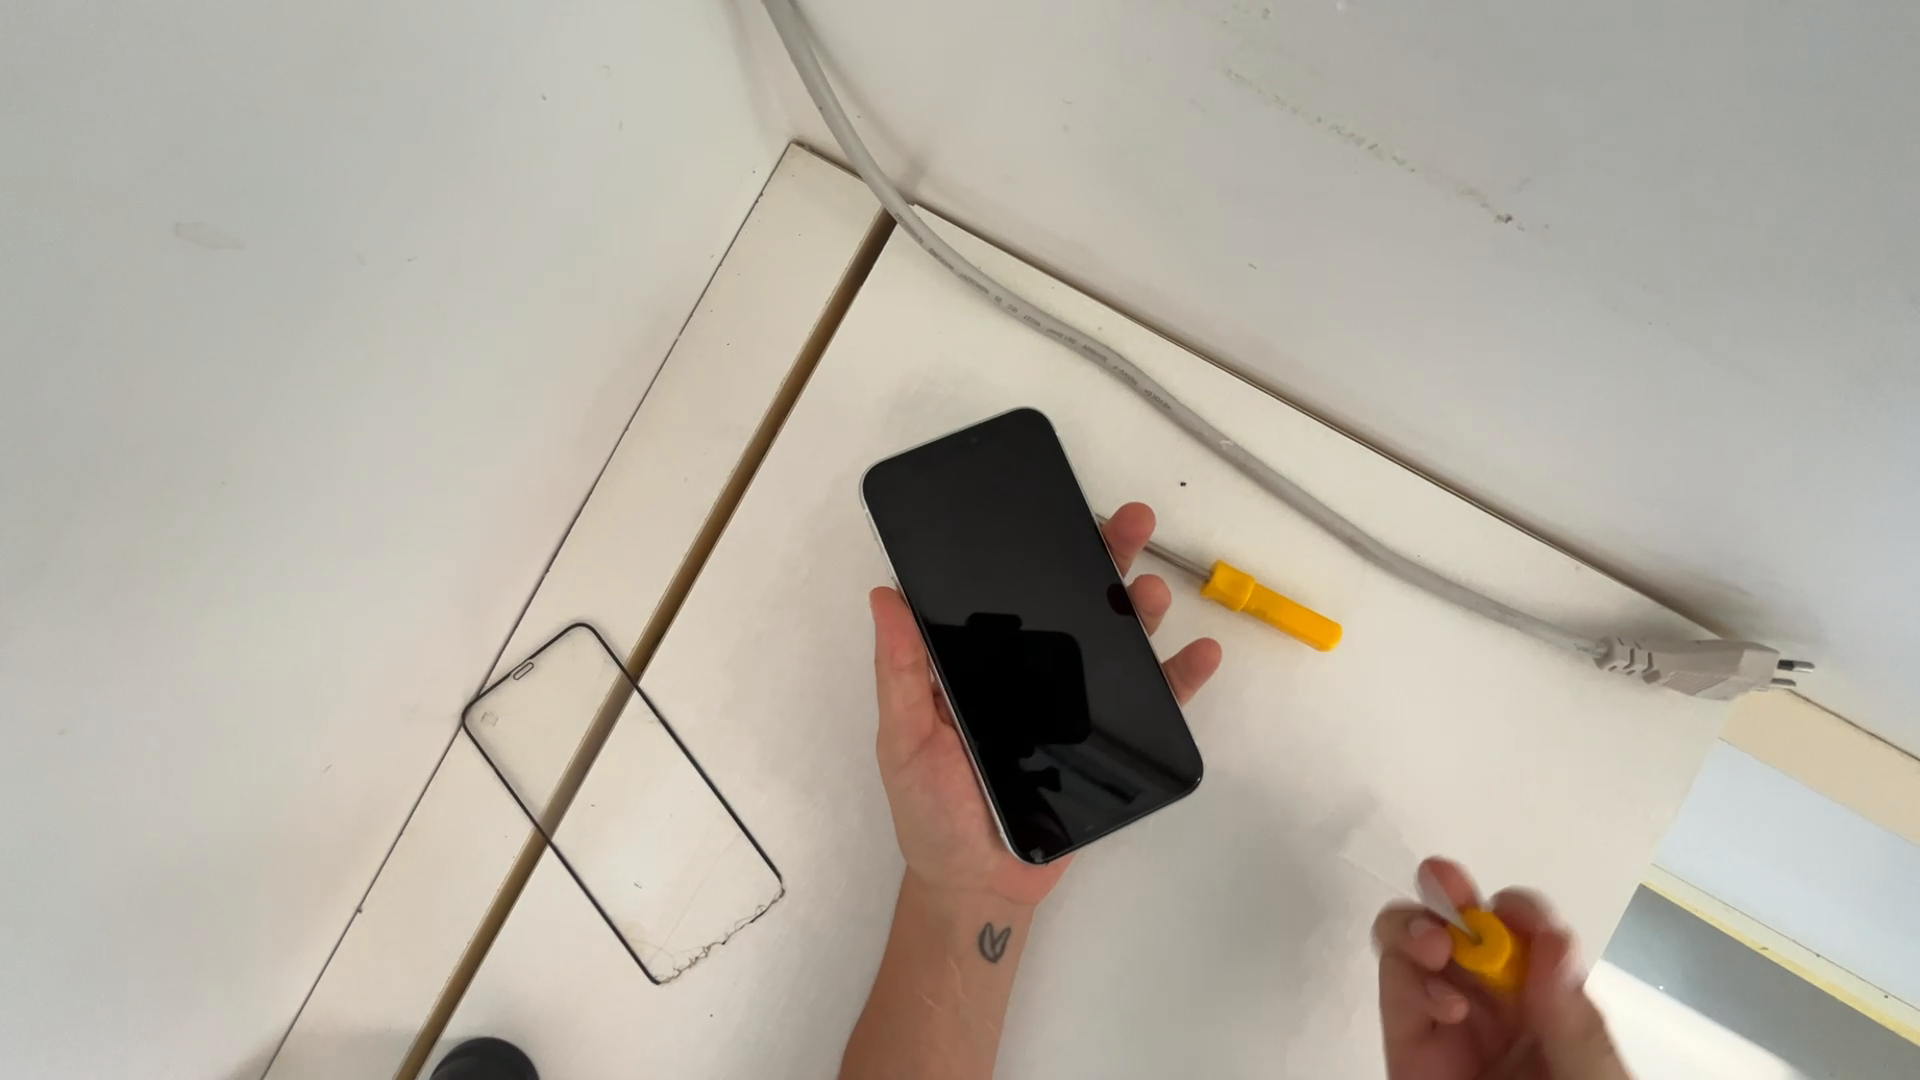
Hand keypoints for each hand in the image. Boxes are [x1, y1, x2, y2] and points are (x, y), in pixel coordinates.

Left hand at [866, 501, 1222, 907]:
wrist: (980, 881)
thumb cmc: (933, 809)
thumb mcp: (904, 736)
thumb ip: (899, 671)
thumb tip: (884, 594)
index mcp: (984, 661)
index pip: (1016, 594)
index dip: (1038, 553)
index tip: (1059, 515)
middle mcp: (1034, 670)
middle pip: (1074, 604)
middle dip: (1103, 559)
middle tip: (1129, 524)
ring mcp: (1076, 703)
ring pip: (1116, 642)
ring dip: (1139, 608)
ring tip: (1151, 589)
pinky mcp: (1108, 738)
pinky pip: (1150, 703)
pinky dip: (1178, 677)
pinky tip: (1199, 653)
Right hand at [1375, 857, 1630, 1079]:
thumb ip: (1576, 1022)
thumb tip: (1551, 941)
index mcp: (1552, 1005)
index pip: (1531, 936)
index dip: (1521, 911)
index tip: (1521, 916)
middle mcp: (1495, 999)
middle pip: (1461, 919)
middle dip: (1447, 890)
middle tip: (1445, 882)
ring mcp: (1444, 1013)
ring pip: (1413, 936)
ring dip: (1417, 924)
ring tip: (1435, 947)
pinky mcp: (1404, 1033)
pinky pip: (1394, 982)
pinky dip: (1407, 973)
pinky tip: (1442, 1002)